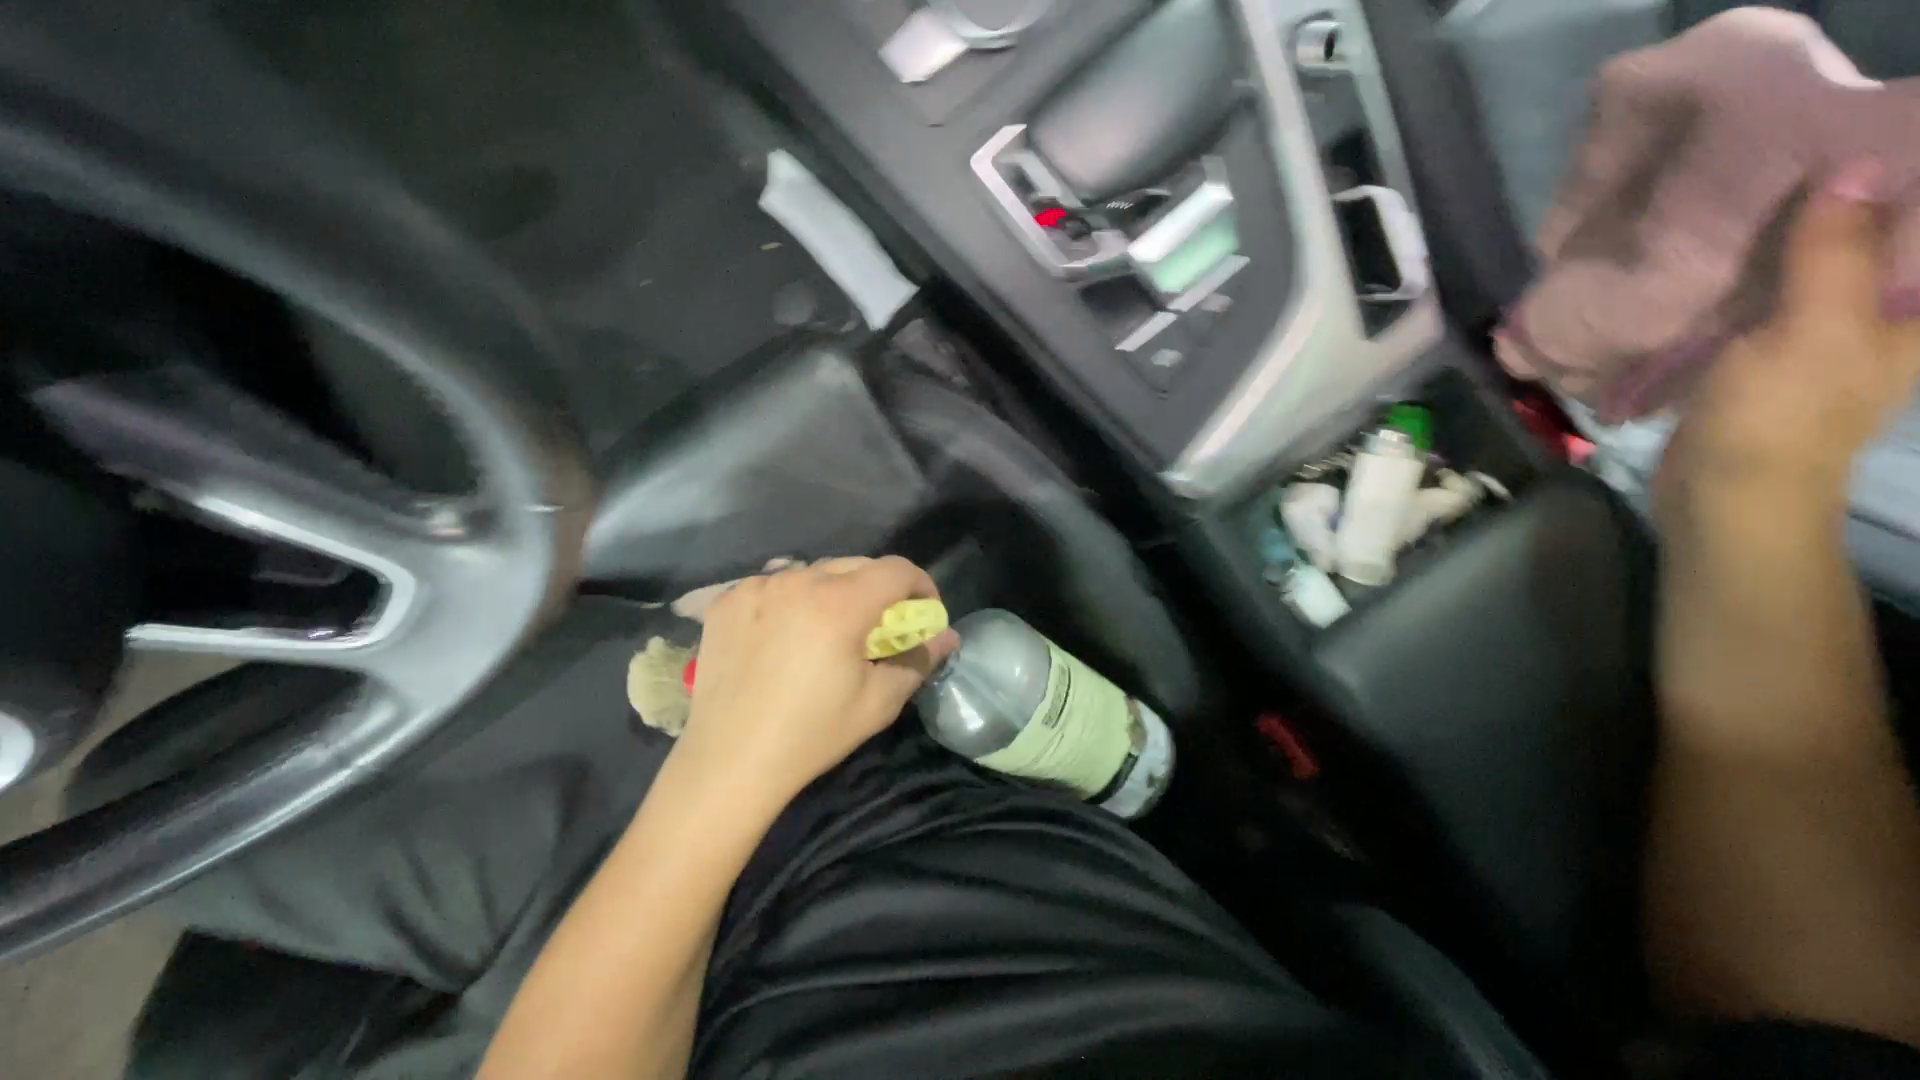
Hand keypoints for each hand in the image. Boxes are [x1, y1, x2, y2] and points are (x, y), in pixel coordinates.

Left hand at [672, 556, 958, 807]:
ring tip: (827, 630)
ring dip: (831, 592)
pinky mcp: (726, 602)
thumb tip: (946, 637)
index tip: (924, 611)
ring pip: (811, 573)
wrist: (729, 759)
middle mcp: (798, 581)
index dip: (920, 584)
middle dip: (877, 588)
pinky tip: (783, 635)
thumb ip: (917, 660)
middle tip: (879, 625)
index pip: (896, 569)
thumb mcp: (877, 703)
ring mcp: (757, 587)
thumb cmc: (811, 734)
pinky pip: (771, 586)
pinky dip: (788, 601)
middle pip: (854, 565)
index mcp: (841, 604)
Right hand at [1658, 160, 1919, 529]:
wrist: (1722, 495)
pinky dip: (1758, 266)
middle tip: (1807, 145)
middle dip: (1853, 195)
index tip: (1877, 133)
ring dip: (1797, 229)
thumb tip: (1853, 167)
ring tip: (1767, 181)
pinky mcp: (1769, 350)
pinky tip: (1732, 244)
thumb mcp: (1816, 329)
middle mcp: (1885, 315)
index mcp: (1918, 310)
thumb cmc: (1782, 417)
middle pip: (1882, 237)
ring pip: (1824, 261)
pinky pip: (1775, 291)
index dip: (1911, 180)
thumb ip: (1834, 252)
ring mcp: (1824, 334)